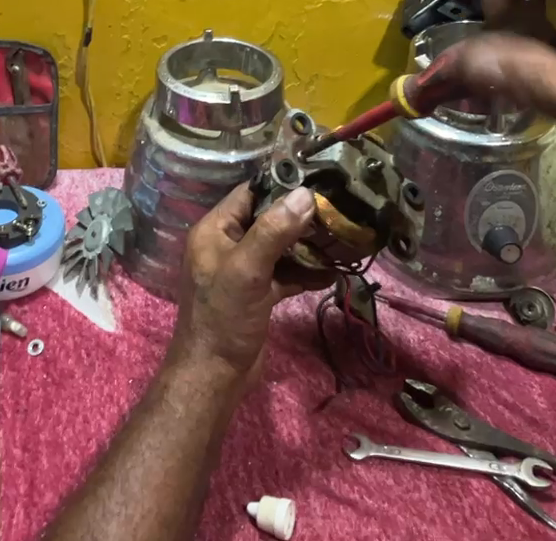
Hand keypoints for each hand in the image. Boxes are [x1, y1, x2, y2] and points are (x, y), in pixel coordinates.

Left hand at [171, 184, 318, 381]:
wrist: (214, 377)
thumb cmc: (223, 318)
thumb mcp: (247, 269)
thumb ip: (274, 231)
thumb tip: (306, 194)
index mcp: (215, 230)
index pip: (250, 194)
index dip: (281, 185)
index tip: (318, 179)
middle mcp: (227, 244)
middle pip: (268, 219)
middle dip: (300, 216)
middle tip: (337, 209)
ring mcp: (243, 270)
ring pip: (279, 247)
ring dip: (307, 245)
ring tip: (341, 237)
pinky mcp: (258, 293)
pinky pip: (284, 273)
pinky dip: (305, 272)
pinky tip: (333, 272)